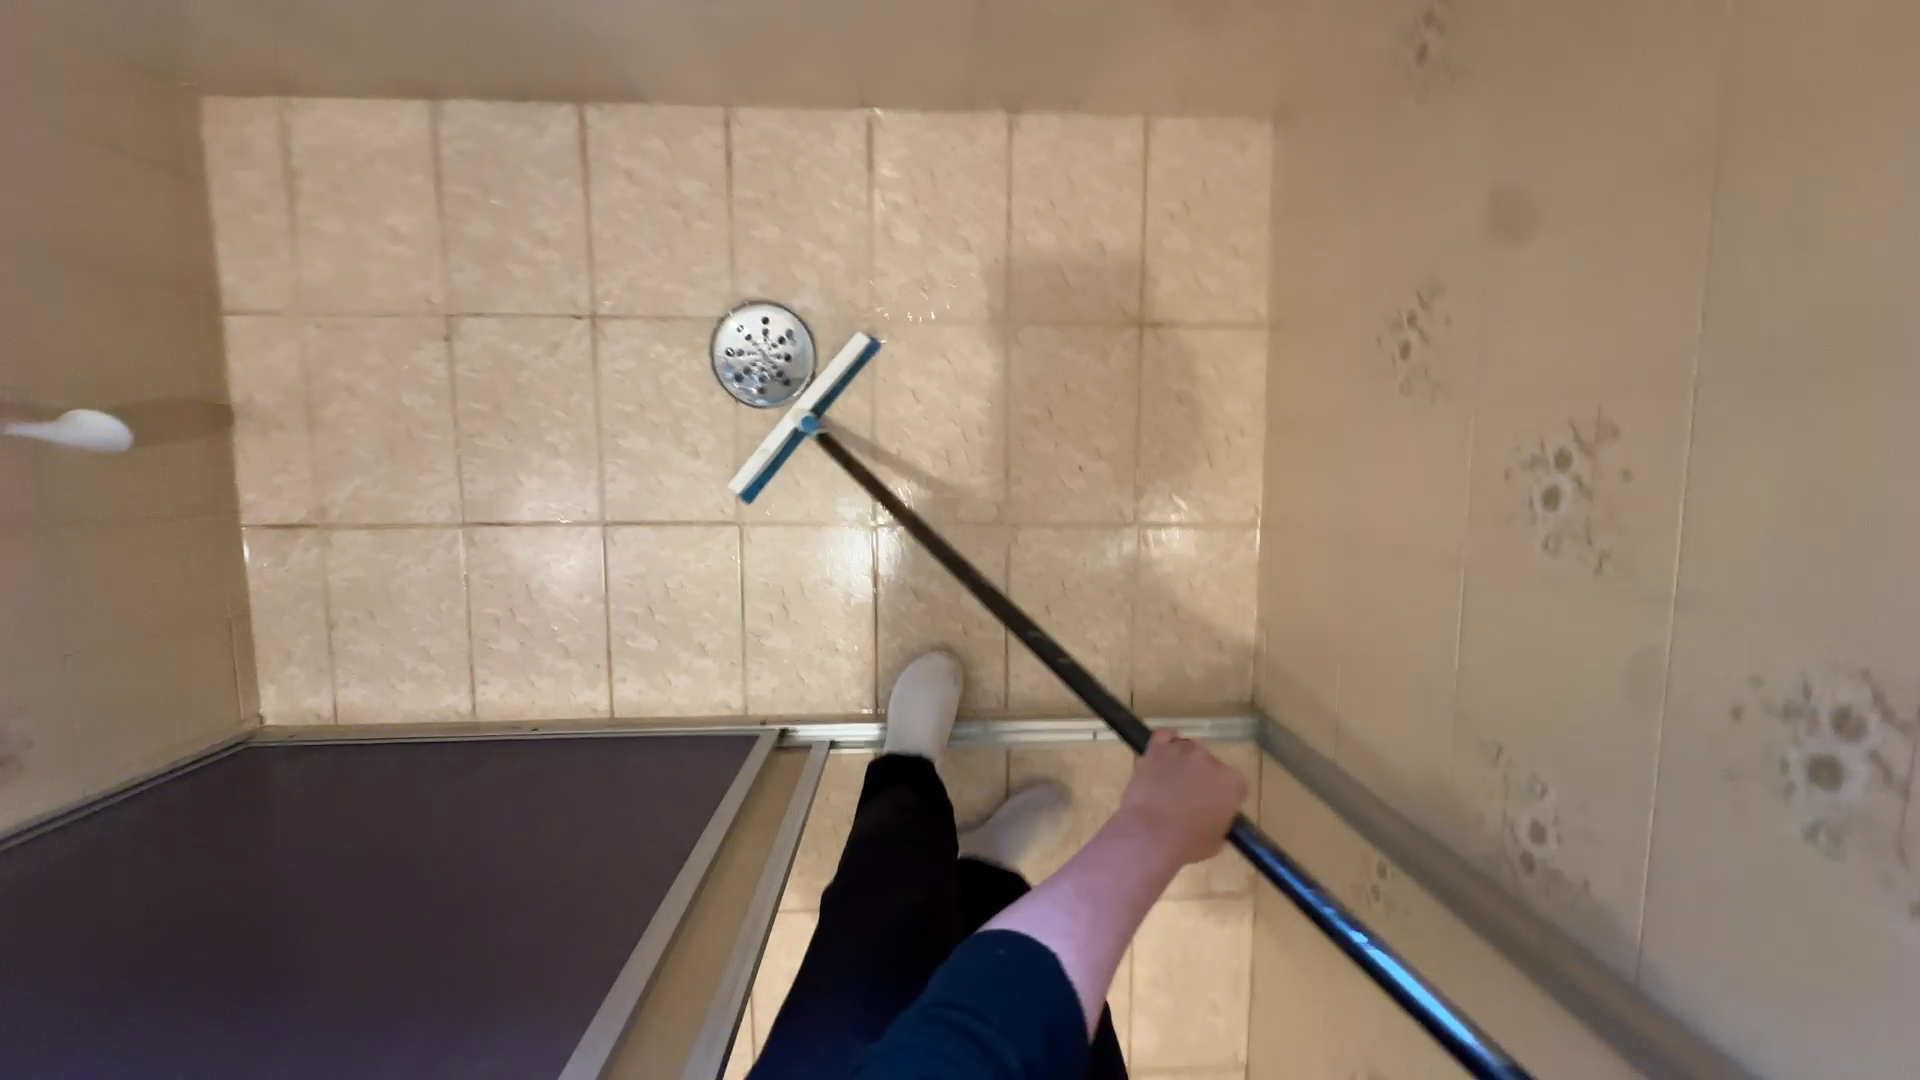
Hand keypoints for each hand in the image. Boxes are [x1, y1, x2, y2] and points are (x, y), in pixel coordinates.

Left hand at [1113, 730, 1246, 867]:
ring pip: (1188, 749)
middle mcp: (1210, 760)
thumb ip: (1220, 818)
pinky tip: (1163, 753)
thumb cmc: (1188, 843)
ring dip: (1184, 762)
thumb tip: (1212, 813)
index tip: (1214, 808)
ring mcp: (1183, 750)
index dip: (1224, 797)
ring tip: (1171, 781)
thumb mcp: (1218, 839)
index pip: (1235, 784)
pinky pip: (1164, 735)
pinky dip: (1166, 741)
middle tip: (1190, 798)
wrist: (1151, 833)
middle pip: (1211, 764)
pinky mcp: (1157, 749)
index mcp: (1232, 783)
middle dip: (1203, 778)